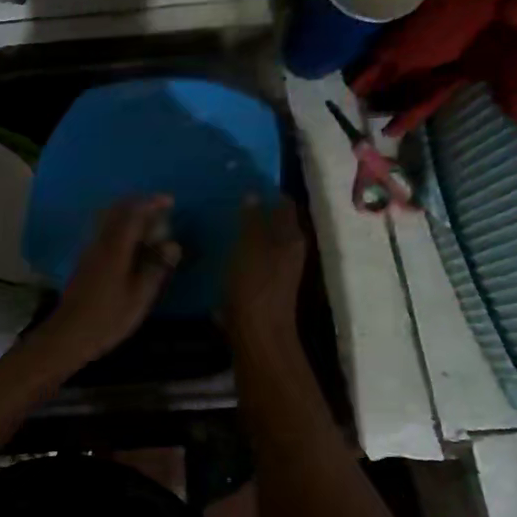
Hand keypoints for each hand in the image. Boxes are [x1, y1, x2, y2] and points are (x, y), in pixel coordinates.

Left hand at [35, 196, 180, 369]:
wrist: (68, 335)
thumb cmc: (107, 318)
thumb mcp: (139, 297)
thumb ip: (156, 268)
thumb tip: (172, 244)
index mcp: (114, 249)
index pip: (132, 213)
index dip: (151, 203)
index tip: (170, 201)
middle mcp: (99, 244)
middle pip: (117, 212)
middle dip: (139, 206)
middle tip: (161, 213)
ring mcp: (89, 253)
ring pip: (109, 223)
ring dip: (130, 219)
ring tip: (152, 231)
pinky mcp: (85, 264)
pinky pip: (105, 237)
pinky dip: (121, 233)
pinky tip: (134, 249)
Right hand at [224, 195, 306, 345]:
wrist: (258, 334)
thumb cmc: (253, 286)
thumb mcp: (248, 248)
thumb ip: (251, 221)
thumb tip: (253, 194)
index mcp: (291, 238)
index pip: (284, 204)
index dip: (268, 192)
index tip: (245, 183)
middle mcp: (292, 252)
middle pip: (277, 224)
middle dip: (258, 212)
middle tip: (230, 202)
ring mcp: (280, 271)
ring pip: (266, 243)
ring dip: (249, 233)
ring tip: (224, 225)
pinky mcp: (265, 287)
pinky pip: (255, 261)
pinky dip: (244, 253)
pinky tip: (224, 253)